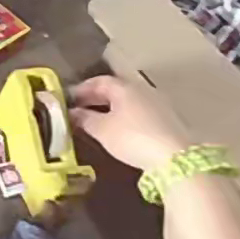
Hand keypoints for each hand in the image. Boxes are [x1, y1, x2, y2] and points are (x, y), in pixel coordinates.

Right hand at [69, 75, 193, 171]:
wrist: (173, 158)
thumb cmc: (131, 137)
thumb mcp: (101, 129)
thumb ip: (84, 118)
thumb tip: (71, 112)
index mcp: (124, 87)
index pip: (98, 81)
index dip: (81, 89)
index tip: (66, 99)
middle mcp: (141, 90)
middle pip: (113, 89)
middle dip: (93, 98)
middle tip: (76, 110)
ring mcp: (155, 104)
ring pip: (125, 101)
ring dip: (107, 108)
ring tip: (93, 120)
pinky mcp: (164, 119)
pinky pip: (135, 111)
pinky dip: (121, 116)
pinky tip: (114, 129)